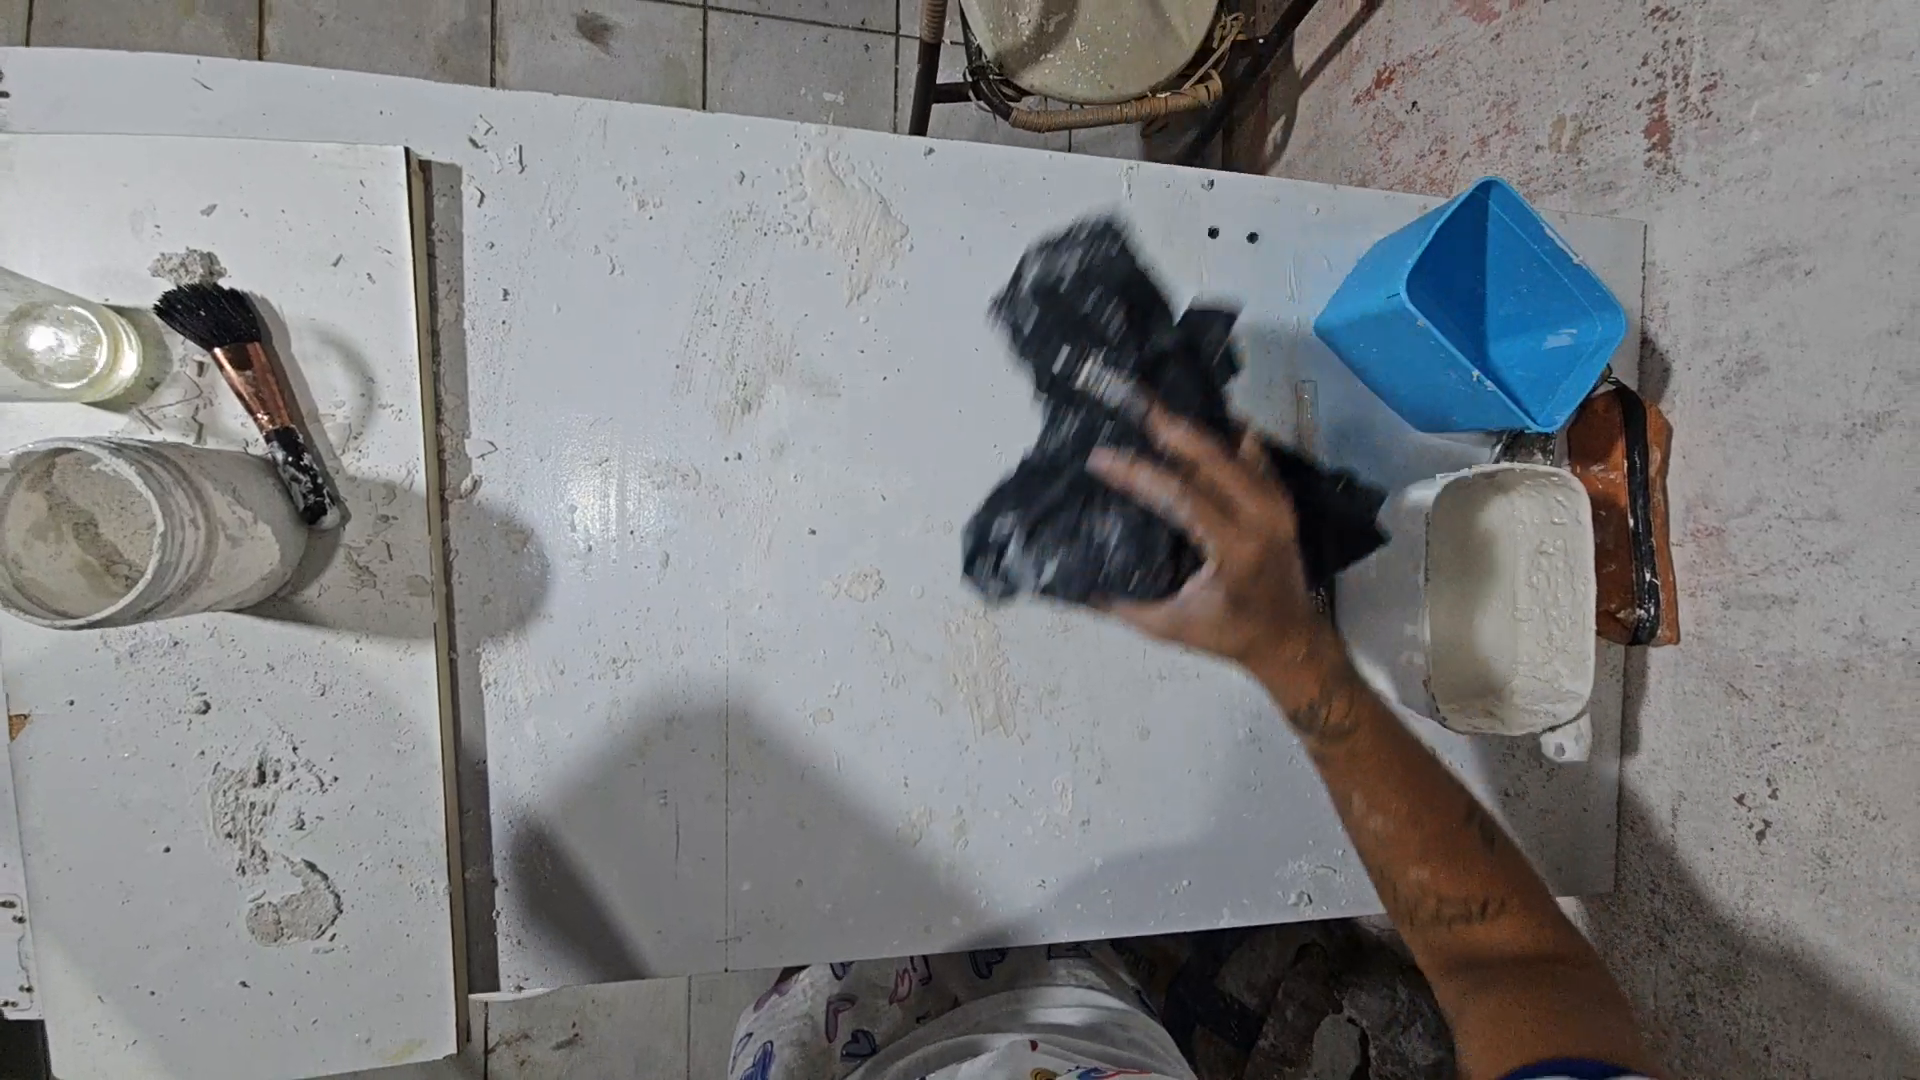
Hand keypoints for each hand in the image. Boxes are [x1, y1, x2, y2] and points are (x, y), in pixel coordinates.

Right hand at [1086, 406, 1339, 678]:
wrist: (1290, 639)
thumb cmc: (1227, 635)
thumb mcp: (1169, 628)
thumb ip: (1122, 605)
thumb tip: (1076, 582)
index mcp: (1234, 550)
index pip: (1181, 497)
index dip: (1138, 473)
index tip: (1101, 458)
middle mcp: (1261, 519)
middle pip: (1213, 458)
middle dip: (1169, 427)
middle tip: (1134, 402)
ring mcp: (1277, 506)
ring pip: (1234, 451)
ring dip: (1194, 427)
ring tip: (1158, 407)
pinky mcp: (1281, 501)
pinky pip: (1254, 456)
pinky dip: (1228, 435)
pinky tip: (1203, 417)